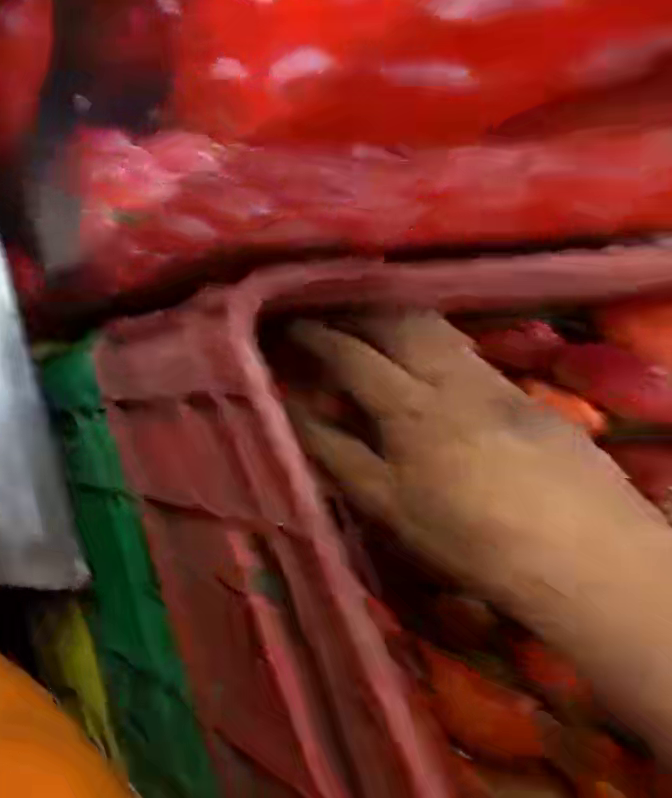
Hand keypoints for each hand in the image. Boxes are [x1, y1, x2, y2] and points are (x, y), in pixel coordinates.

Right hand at [288, 310, 665, 618]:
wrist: (610, 581)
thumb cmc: (472, 542)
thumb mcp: (381, 500)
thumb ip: (329, 446)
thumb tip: (291, 406)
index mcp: (415, 410)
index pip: (350, 353)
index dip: (311, 334)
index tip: (284, 326)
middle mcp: (463, 386)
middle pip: (406, 324)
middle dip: (358, 313)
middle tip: (326, 318)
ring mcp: (511, 394)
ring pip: (446, 337)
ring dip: (399, 330)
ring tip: (370, 342)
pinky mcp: (545, 411)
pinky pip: (475, 363)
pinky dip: (436, 356)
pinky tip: (426, 381)